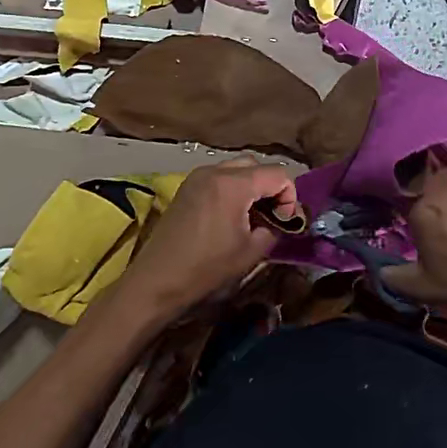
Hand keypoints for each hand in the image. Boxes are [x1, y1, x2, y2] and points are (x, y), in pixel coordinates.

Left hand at [114, 158, 298, 321]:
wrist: (156, 282)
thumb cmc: (207, 269)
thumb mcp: (252, 252)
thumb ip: (274, 228)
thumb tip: (281, 221)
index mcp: (233, 184)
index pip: (278, 174)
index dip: (289, 197)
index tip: (285, 222)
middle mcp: (215, 171)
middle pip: (257, 165)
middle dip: (271, 187)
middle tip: (272, 215)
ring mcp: (197, 177)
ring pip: (236, 168)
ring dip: (251, 186)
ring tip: (252, 215)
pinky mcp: (186, 187)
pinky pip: (218, 176)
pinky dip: (232, 188)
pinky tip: (230, 215)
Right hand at [383, 146, 446, 309]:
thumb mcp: (428, 289)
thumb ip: (394, 278)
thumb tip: (377, 269)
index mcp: (418, 209)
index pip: (395, 196)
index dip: (398, 203)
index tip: (405, 214)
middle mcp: (436, 183)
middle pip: (415, 174)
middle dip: (417, 185)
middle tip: (431, 205)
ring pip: (440, 160)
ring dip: (439, 171)